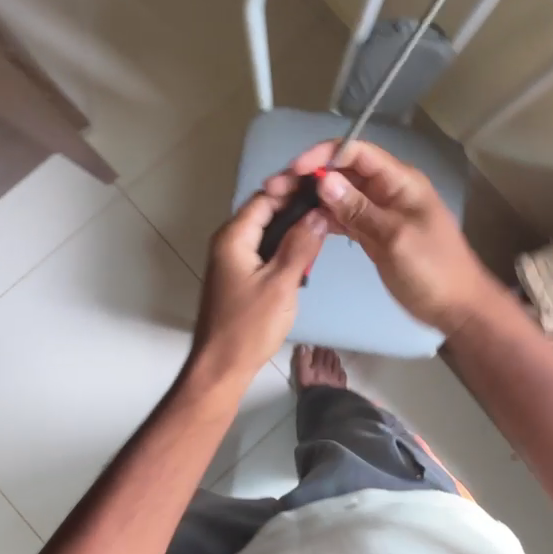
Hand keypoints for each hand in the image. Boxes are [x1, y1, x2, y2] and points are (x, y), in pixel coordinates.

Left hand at [190, 190, 328, 381]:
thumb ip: (301, 246)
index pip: (266, 197)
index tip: (325, 187)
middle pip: (266, 212)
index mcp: (233, 237)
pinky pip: (264, 251)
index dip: (294, 189)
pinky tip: (307, 255)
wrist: (221, 366)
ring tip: (326, 228)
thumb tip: (320, 213)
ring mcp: (232, 260)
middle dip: (296, 209)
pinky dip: (285, 249)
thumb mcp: (281, 284)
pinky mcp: (239, 276)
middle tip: (331, 209)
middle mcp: (229, 242)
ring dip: (293, 230)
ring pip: (267, 233)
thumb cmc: (249, 326)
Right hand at [266, 141, 502, 335]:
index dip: (324, 155)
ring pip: (338, 194)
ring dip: (310, 196)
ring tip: (278, 203)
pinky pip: (341, 217)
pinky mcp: (371, 233)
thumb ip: (358, 209)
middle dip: (308, 175)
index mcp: (399, 181)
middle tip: (274, 188)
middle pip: (342, 171)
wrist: (455, 307)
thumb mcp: (394, 238)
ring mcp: (378, 212)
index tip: (295, 170)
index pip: (357, 152)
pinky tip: (299, 222)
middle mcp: (386, 190)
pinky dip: (321, 218)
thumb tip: (323, 180)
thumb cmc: (433, 269)